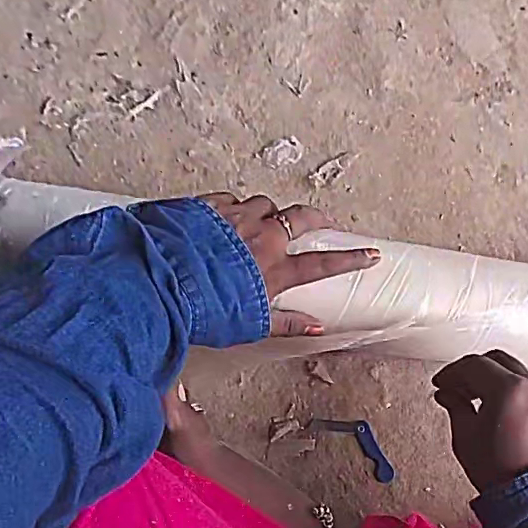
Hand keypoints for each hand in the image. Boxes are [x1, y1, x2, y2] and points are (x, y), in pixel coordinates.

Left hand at [199, 194, 378, 336]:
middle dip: (316, 219)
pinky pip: (229, 200)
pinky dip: (233, 209)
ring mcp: (235, 217)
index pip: (324, 263)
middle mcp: (262, 238)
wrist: (156, 283)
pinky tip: (225, 220)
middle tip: (322, 222)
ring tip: (262, 224)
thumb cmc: (203, 312)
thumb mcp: (250, 325)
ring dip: (268, 213)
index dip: (351, 259)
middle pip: (300, 218)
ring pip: (263, 204)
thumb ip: (286, 323)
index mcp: (276, 269)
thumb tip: (317, 327)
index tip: (371, 254)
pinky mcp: (208, 206)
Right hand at [432, 351, 527, 492]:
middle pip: (495, 360)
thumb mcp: (466, 436)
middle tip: (454, 384)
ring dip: (490, 376)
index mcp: (507, 389)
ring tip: (471, 396)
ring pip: (512, 370)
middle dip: (471, 369)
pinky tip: (492, 403)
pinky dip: (506, 386)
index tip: (440, 383)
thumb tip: (448, 394)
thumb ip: (455, 406)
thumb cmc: (501, 470)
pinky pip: (525, 385)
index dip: (451, 372)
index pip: (474, 365)